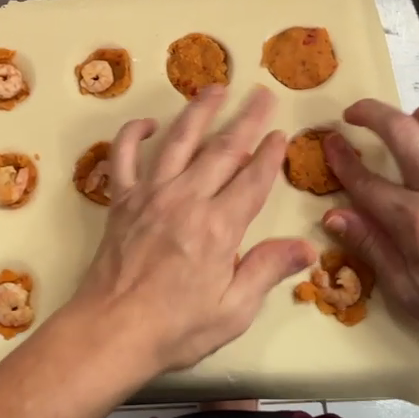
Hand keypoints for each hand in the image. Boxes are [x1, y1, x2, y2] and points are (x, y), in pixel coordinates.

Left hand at [65, 84, 314, 377]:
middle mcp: (185, 199)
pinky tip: (147, 122)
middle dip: (246, 119)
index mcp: (218, 227)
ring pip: (178, 140)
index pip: (252, 180)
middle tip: (261, 94)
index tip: (281, 133)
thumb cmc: (175, 328)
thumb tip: (307, 247)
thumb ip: (266, 270)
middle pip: (223, 150)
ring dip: (199, 111)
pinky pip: (124, 156)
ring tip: (215, 88)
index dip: (270, 154)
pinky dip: (133, 134)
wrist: (111, 330)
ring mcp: (149, 193)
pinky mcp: (121, 198)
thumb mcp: (232, 310)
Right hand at [323, 100, 418, 370]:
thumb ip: (370, 245)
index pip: (367, 182)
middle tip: (355, 113)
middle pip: (404, 133)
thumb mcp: (407, 292)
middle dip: (372, 114)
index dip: (342, 159)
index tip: (328, 142)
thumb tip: (333, 215)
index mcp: (418, 225)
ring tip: (410, 120)